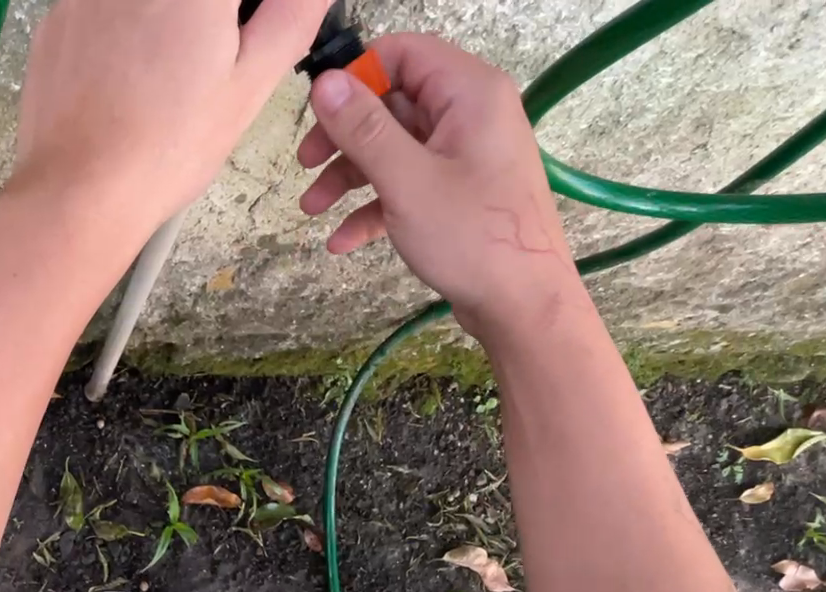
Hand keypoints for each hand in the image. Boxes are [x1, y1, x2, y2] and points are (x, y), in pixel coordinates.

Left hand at [10, 0, 332, 235]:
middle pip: (193, 4)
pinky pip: (105, 10)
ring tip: (163, 82)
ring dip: (165, 28)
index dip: (244, 18)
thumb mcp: (248, 87)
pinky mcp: (59, 17)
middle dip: (208, 23)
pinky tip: (127, 87)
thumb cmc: (164, 150)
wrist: (79, 193)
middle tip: (208, 63)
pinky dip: (123, 34)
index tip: (245, 38)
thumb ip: (290, 17)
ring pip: (147, 7)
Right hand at [298, 35, 581, 336]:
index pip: (403, 55)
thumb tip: (324, 82)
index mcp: (467, 94)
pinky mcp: (455, 197)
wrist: (520, 302)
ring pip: (393, 152)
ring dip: (348, 178)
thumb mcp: (407, 180)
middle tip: (304, 165)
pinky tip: (341, 241)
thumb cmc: (471, 236)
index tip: (318, 114)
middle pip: (392, 106)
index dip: (356, 78)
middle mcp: (467, 117)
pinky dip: (372, 210)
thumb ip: (364, 129)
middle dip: (343, 138)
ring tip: (311, 210)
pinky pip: (405, 189)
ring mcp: (462, 160)